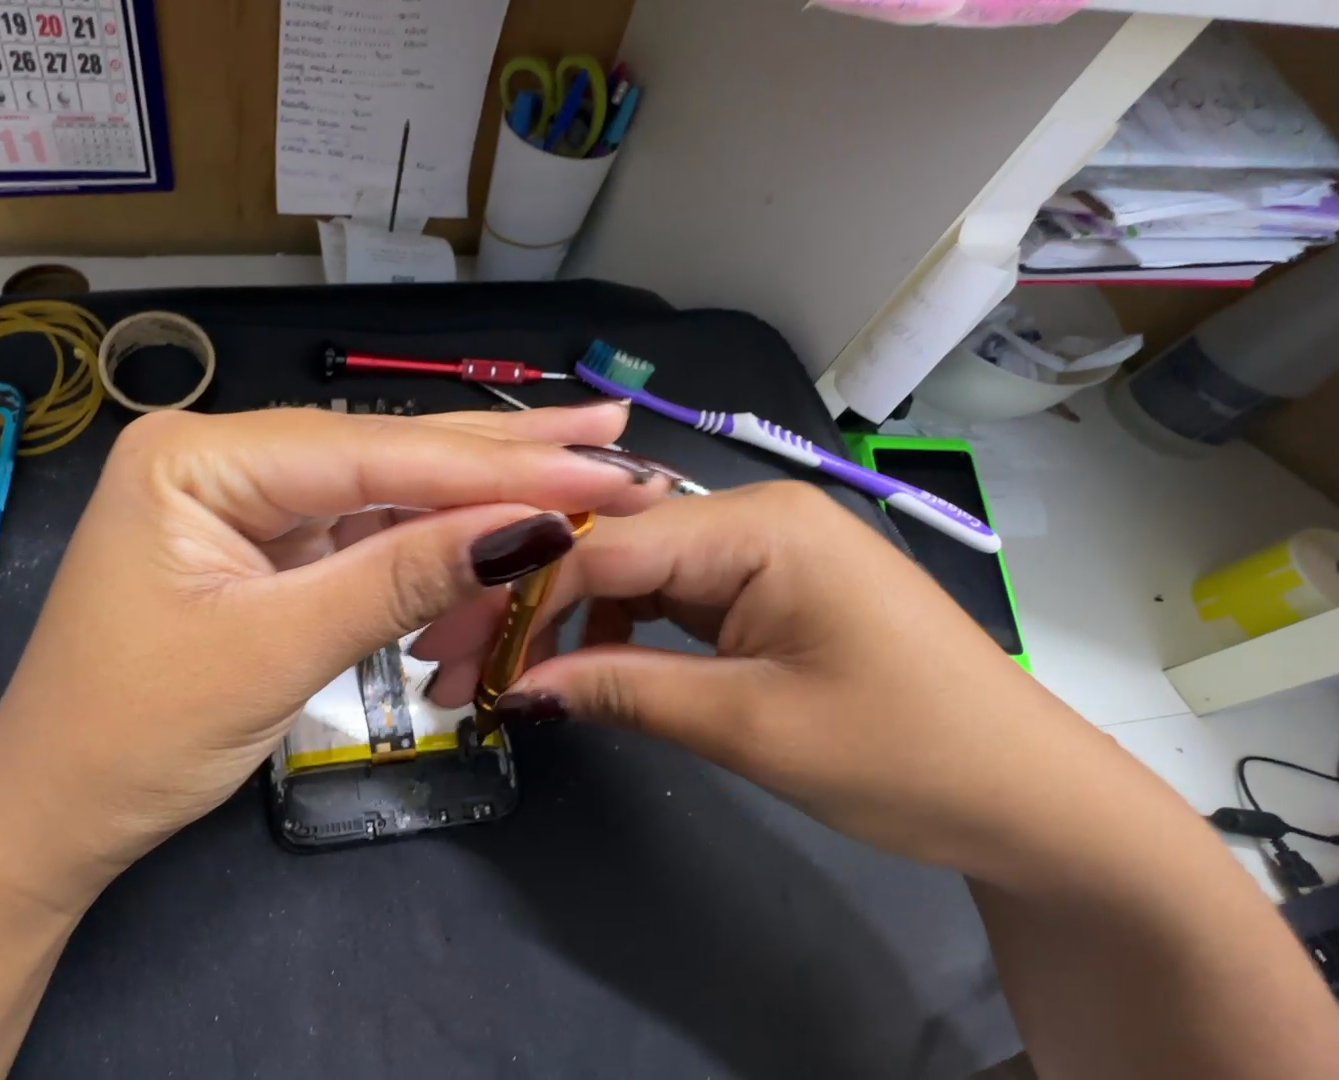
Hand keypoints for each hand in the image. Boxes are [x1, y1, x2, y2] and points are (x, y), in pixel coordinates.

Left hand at [0, 404, 673, 900]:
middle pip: (380, 454)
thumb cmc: (138, 734)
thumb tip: (529, 528)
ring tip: (575, 462)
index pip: (372, 454)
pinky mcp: (259, 546)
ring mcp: (242, 501)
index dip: (493, 468)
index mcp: (196, 457)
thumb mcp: (276, 651)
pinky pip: (355, 531)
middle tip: (606, 434)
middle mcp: (220, 458)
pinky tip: (493, 514)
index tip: (598, 472)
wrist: (57, 809)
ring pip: (377, 490)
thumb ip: (401, 579)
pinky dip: (426, 535)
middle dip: (497, 453)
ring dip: (472, 490)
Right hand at [412, 481, 1154, 885]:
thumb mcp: (747, 726)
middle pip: (610, 547)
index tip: (458, 655)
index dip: (523, 599)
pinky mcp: (763, 586)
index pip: (606, 544)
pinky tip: (583, 663)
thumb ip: (619, 690)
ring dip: (566, 620)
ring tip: (510, 673)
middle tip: (455, 663)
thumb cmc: (905, 756)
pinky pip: (666, 593)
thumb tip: (514, 688)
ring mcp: (760, 548)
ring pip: (630, 570)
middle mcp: (754, 513)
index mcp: (760, 523)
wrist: (1035, 803)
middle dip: (528, 605)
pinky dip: (616, 629)